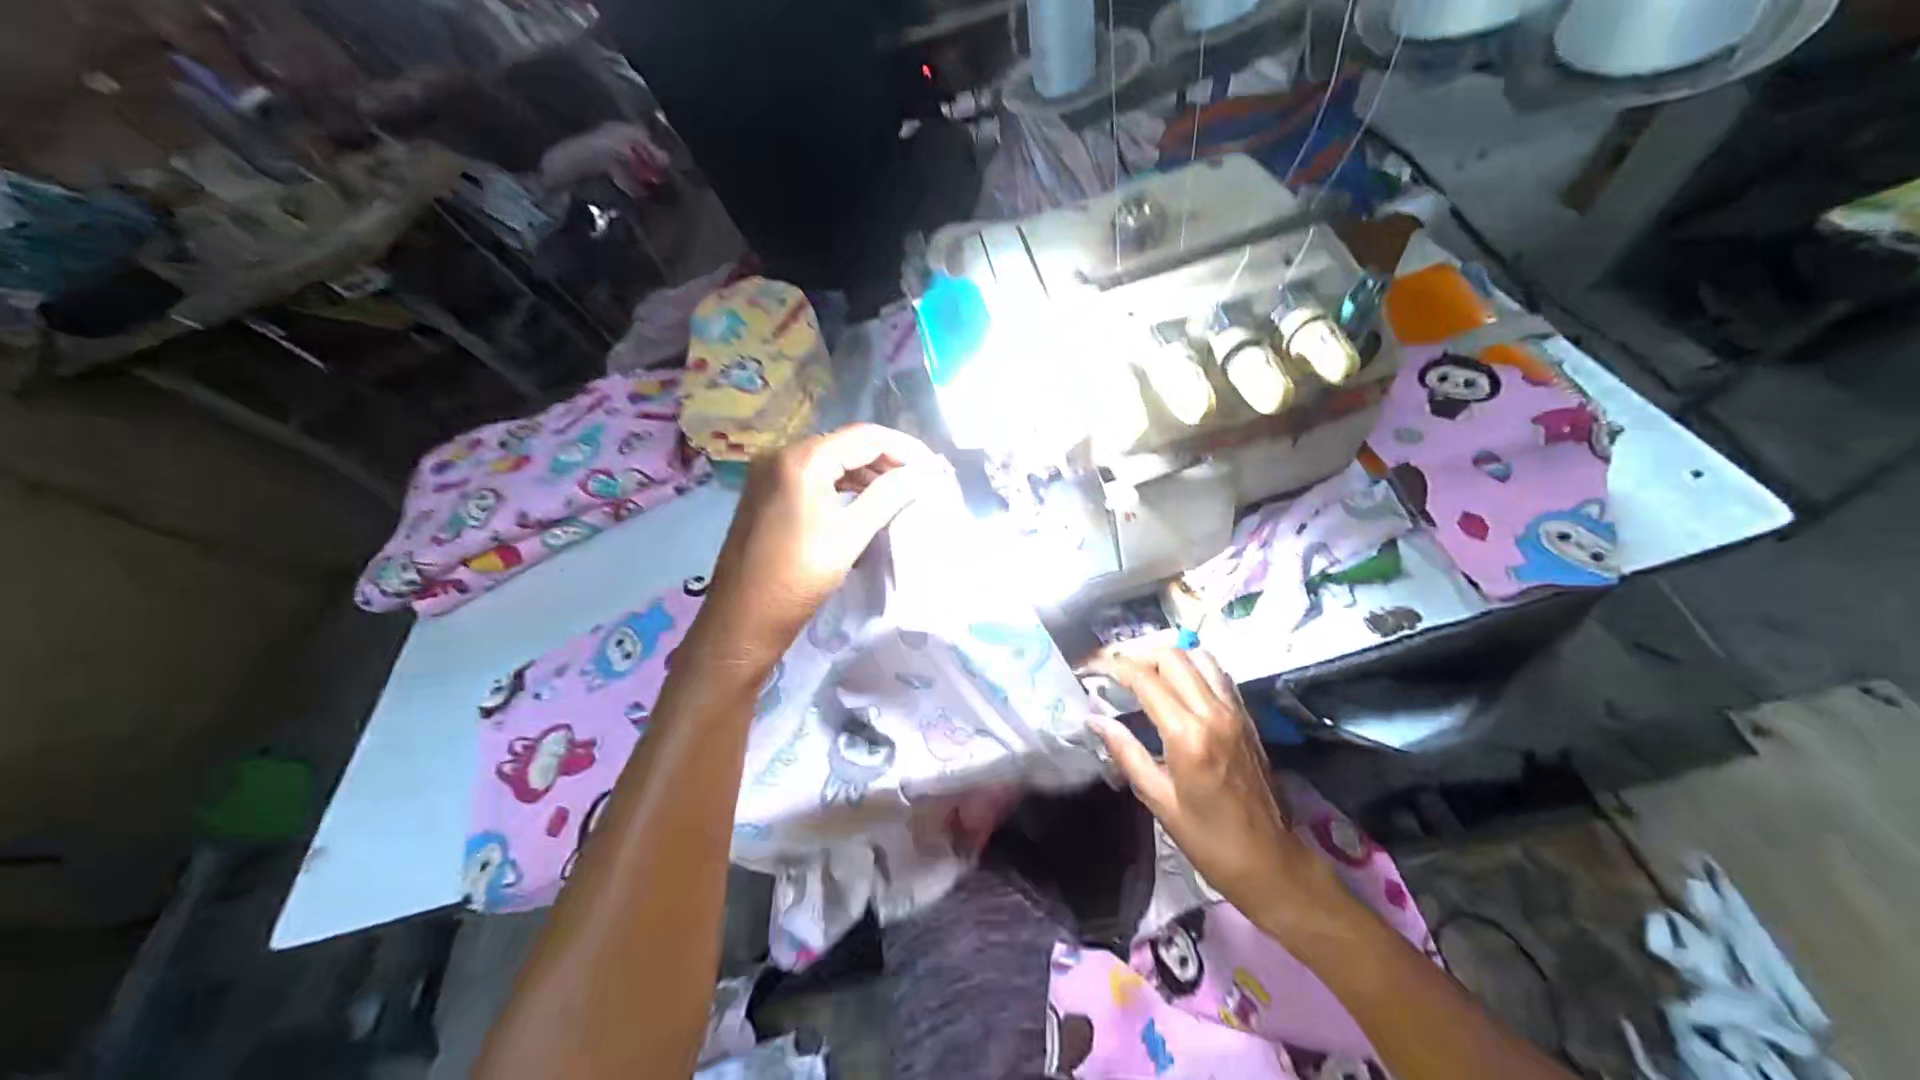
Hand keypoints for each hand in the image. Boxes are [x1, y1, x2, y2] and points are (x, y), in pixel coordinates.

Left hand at [700, 424, 942, 664]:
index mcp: (802, 459)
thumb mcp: (850, 534)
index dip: (905, 448)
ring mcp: (770, 473)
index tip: (934, 467)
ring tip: (900, 490)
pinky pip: (813, 476)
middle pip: (847, 444)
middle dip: (887, 458)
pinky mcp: (767, 492)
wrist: (742, 617)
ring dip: (866, 471)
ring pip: (830, 459)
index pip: (866, 436)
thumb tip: (925, 474)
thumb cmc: (799, 576)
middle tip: (921, 479)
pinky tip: (864, 499)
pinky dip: (842, 483)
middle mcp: (781, 454)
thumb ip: (888, 496)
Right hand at [1090, 646, 1321, 916]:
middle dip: (1138, 655)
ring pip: (1199, 658)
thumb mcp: (1158, 799)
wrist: (1270, 861)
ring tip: (1143, 672)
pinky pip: (1218, 675)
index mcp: (1188, 735)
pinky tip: (1176, 684)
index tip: (1091, 666)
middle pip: (1173, 657)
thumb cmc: (1208, 839)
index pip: (1145, 679)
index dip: (1113, 666)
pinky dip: (1193, 668)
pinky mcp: (1247, 718)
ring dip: (1168, 656)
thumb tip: (1095, 720)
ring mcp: (1235, 712)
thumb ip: (1126, 752)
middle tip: (1113, 669)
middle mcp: (1214, 713)